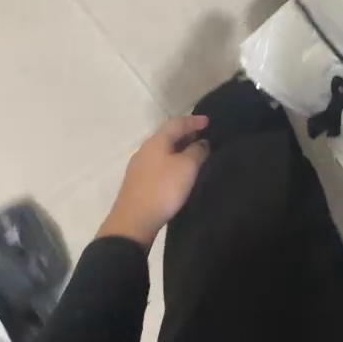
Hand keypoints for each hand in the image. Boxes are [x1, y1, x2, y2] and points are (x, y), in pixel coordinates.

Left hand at [96, 115, 210, 248]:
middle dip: (185, 133)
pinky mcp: (138, 181)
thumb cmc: (163, 189)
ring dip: (178, 147)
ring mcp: (139, 166)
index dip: (193, 121)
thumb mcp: (186, 168)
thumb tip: (201, 143)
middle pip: (167, 135)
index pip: (176, 123)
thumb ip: (197, 151)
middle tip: (202, 135)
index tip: (208, 121)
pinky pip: (158, 162)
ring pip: (162, 149)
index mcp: (156, 141)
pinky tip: (178, 169)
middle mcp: (145, 149)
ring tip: (194, 152)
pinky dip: (171, 159)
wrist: (134, 220)